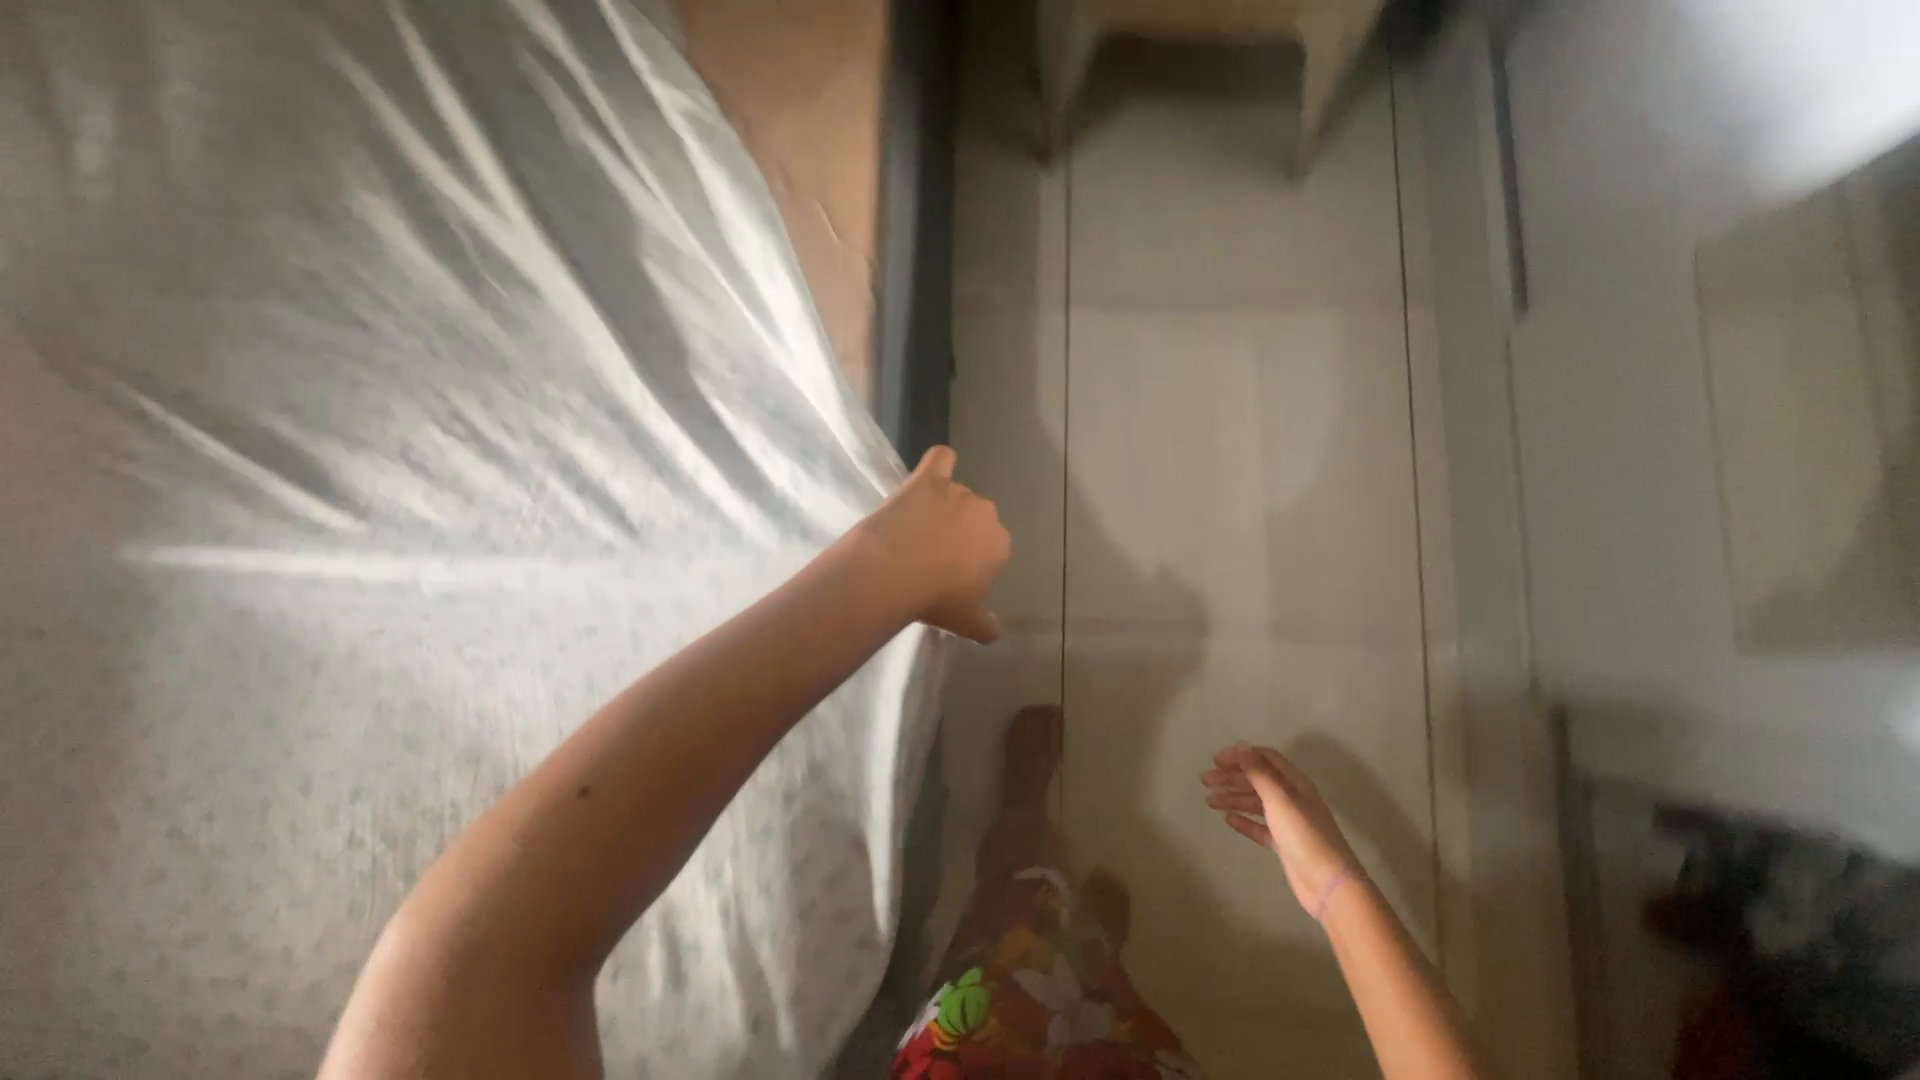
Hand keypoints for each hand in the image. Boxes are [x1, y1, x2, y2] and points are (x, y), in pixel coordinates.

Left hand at [851, 446, 1009, 643]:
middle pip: (975, 521)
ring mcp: (956, 492)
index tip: (952, 578)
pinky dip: (941, 462)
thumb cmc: (934, 599)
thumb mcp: (965, 622)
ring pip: (956, 496)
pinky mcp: (927, 479)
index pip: (992, 551)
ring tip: (916, 530)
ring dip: (943, 509)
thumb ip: (984, 626)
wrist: (893, 572)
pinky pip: (941, 459)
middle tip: (933, 556)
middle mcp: (984, 513)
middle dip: (960, 535)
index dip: (972, 564)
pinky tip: (934, 472)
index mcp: (999, 545)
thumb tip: (994, 632)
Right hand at [1203, 743, 1361, 913]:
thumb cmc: (1304, 835)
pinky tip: (1228, 819)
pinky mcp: (1283, 843)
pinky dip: (1244, 821)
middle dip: (1231, 777)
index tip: (1216, 761)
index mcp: (1295, 783)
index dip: (1240, 756)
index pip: (1265, 759)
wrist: (1328, 883)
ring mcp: (1288, 822)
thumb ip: (1258, 772)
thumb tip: (1241, 745)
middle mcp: (1292, 799)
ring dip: (1233, 798)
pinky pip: (1259, 827)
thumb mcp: (1279, 799)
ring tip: (1210, 801)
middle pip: (1258, 780)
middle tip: (1205, 781)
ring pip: (1256, 803)